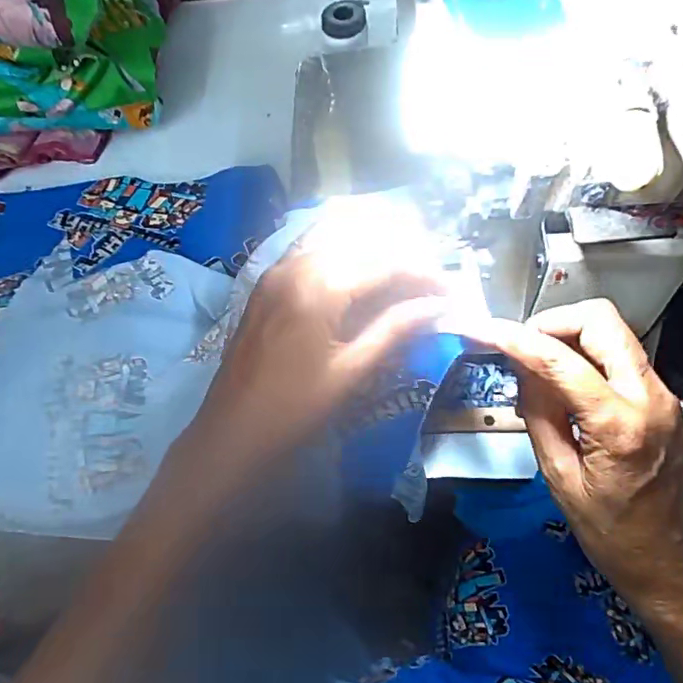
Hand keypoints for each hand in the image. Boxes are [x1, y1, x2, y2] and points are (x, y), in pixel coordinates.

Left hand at [187, 236, 447, 473]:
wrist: (230, 433)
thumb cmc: (294, 409)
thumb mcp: (351, 372)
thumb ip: (395, 331)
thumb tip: (438, 306)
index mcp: (318, 286)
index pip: (384, 265)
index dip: (424, 276)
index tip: (452, 292)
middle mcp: (294, 268)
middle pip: (357, 248)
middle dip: (398, 263)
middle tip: (428, 288)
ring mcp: (273, 276)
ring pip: (331, 249)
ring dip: (367, 259)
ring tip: (399, 285)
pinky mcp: (262, 290)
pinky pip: (307, 260)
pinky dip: (337, 264)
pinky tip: (354, 284)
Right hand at [456, 299, 682, 624]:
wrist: (674, 564)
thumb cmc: (612, 534)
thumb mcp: (560, 478)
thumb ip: (540, 415)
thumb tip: (522, 369)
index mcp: (620, 424)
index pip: (559, 359)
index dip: (513, 338)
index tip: (479, 329)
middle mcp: (650, 397)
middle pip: (599, 319)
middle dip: (550, 322)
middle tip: (517, 347)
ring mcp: (662, 395)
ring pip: (611, 331)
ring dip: (566, 336)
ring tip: (533, 368)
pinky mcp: (662, 400)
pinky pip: (618, 355)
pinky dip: (583, 354)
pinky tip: (559, 384)